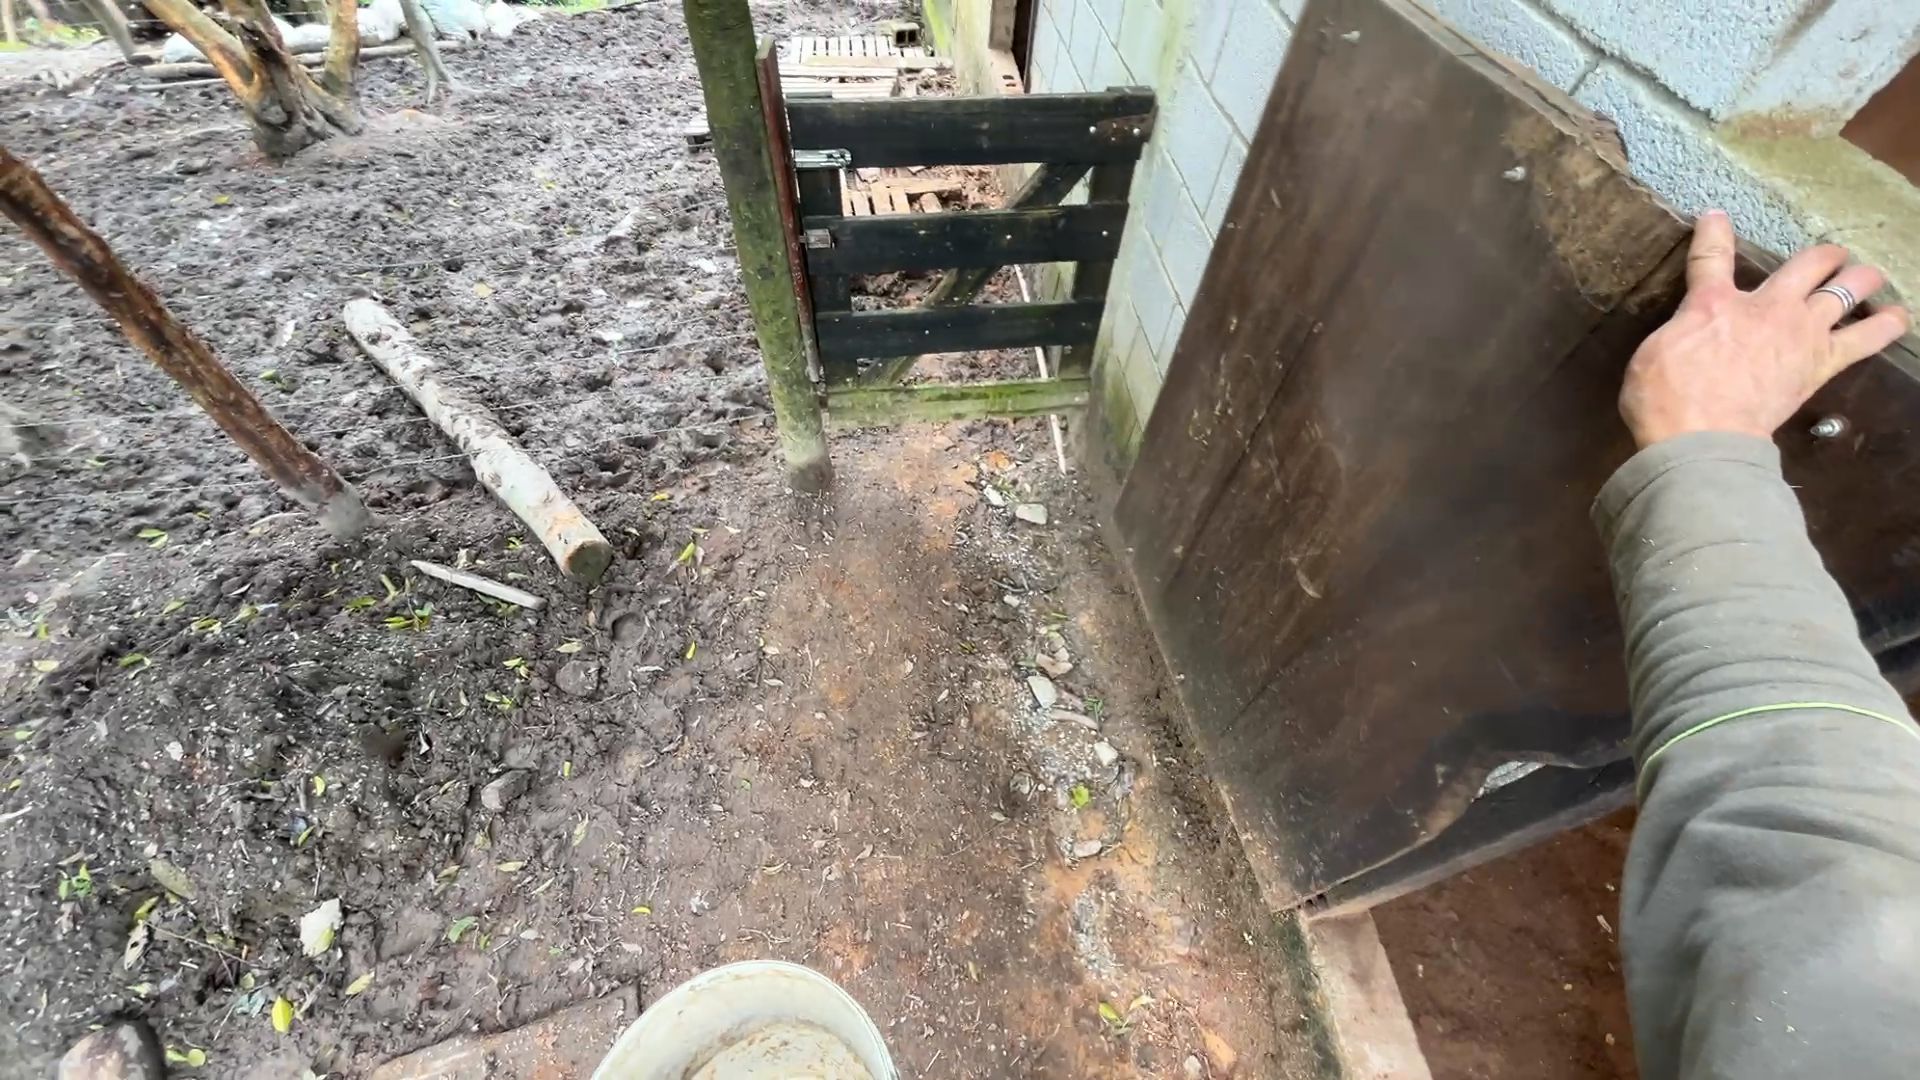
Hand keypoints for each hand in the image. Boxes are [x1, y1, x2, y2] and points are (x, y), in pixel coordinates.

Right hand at [1619, 209, 1909, 448]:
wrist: (1699, 436)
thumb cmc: (1659, 399)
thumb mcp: (1650, 357)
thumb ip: (1679, 331)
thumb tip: (1692, 326)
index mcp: (1711, 306)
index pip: (1711, 257)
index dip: (1713, 232)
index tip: (1715, 216)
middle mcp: (1766, 307)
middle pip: (1813, 261)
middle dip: (1819, 258)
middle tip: (1816, 265)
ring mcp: (1803, 331)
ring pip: (1854, 284)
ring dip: (1858, 279)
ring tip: (1855, 285)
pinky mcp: (1826, 360)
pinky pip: (1878, 331)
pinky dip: (1887, 321)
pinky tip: (1886, 318)